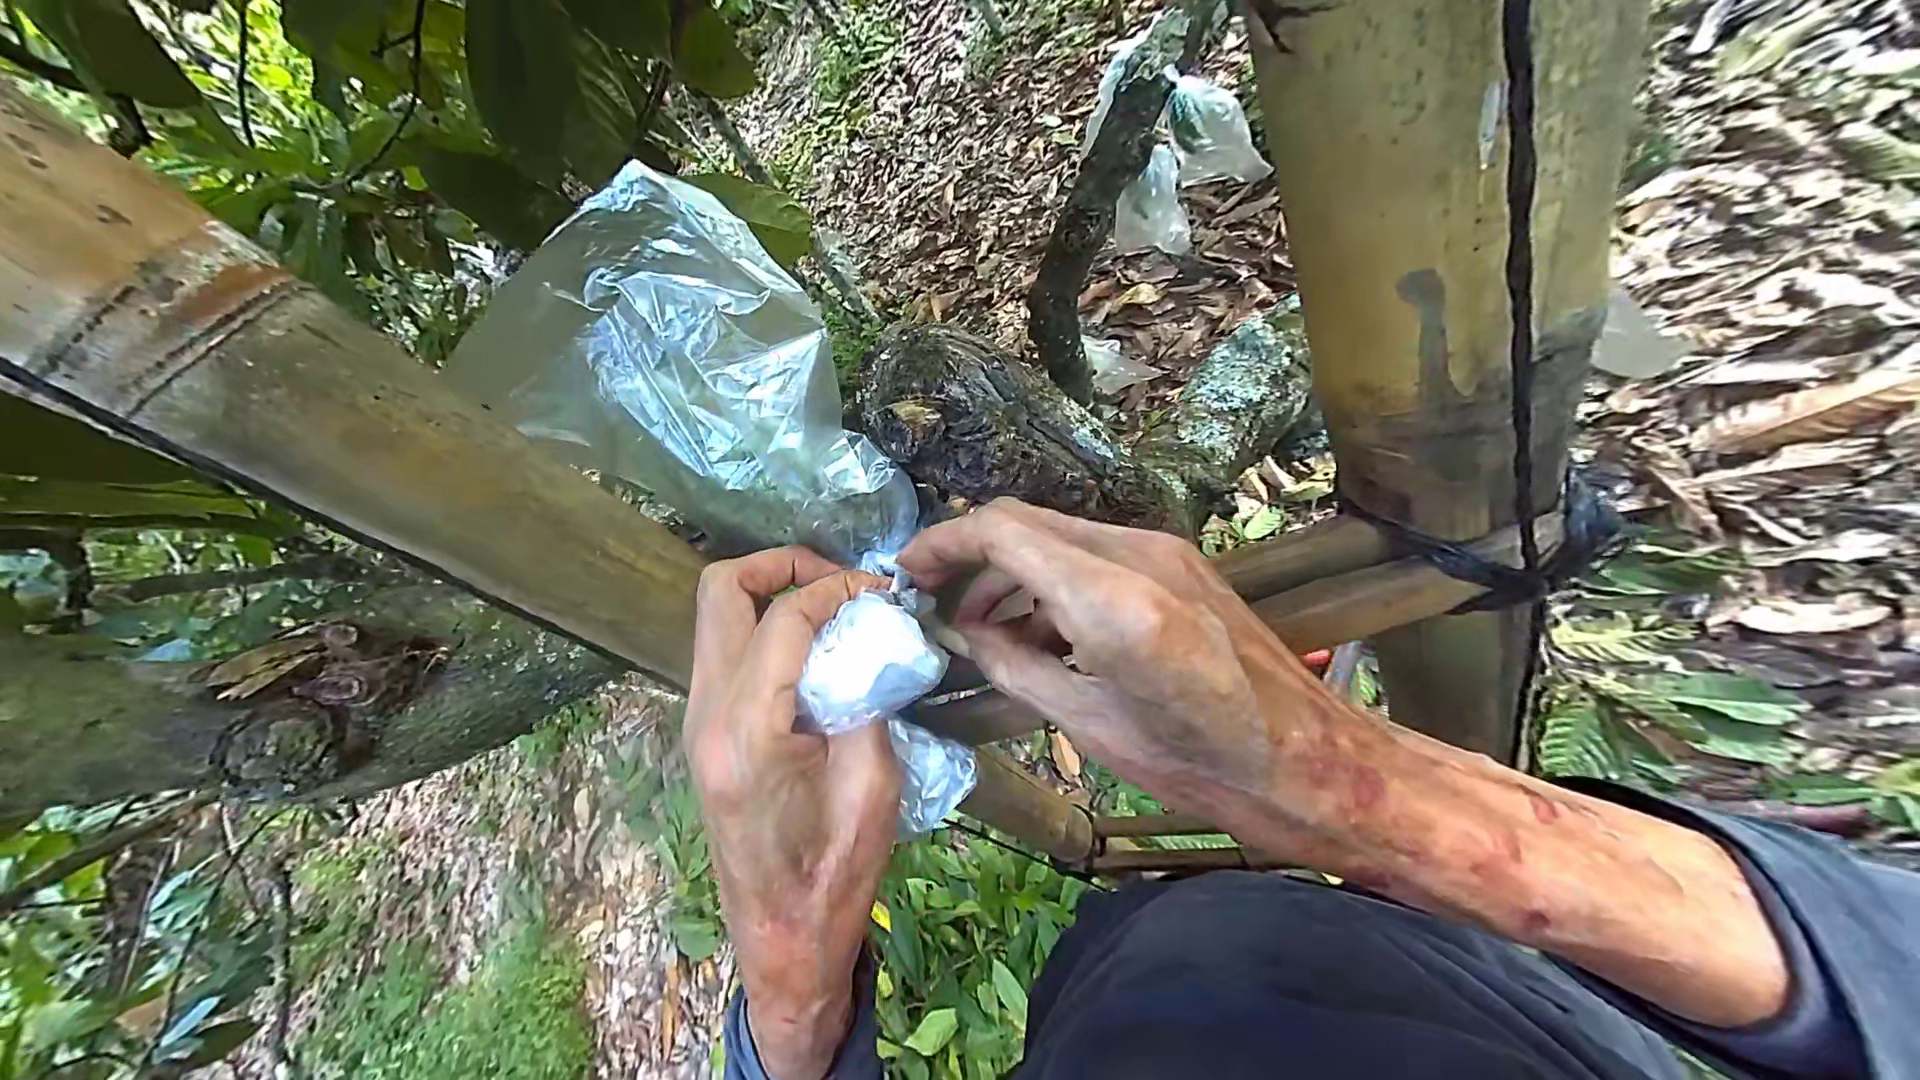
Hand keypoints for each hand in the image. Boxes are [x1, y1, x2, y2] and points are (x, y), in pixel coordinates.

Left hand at [686, 548, 899, 1079]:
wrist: (782, 939)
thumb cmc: (836, 874)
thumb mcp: (873, 784)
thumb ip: (870, 696)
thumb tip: (873, 636)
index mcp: (749, 731)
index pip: (785, 617)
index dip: (838, 586)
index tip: (881, 589)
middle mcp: (707, 714)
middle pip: (722, 590)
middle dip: (784, 564)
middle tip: (840, 581)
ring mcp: (697, 719)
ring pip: (718, 614)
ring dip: (774, 592)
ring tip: (833, 607)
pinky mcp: (705, 729)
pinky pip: (728, 647)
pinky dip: (769, 626)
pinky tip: (816, 647)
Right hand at [899, 499, 1788, 1027]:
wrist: (1313, 763)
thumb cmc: (1196, 764)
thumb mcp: (1085, 722)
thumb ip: (1011, 664)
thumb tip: (962, 634)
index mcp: (1108, 596)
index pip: (1002, 530)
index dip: (943, 542)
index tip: (908, 571)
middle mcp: (1134, 551)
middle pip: (1024, 521)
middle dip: (971, 554)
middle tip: (937, 602)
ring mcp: (1160, 549)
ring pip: (1056, 534)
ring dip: (1011, 569)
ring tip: (982, 624)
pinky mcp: (1175, 561)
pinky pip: (1091, 552)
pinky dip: (1050, 577)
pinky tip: (1036, 623)